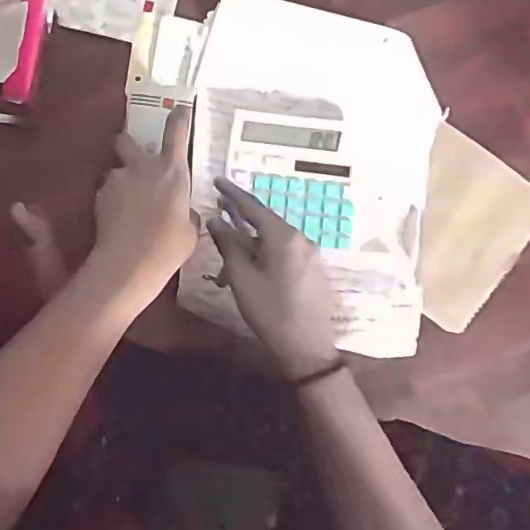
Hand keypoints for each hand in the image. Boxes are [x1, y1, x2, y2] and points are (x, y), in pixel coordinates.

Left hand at [84, 107, 198, 302]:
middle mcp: (142, 166)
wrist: (127, 264)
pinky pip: (108, 191)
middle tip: (135, 162)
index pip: (177, 131)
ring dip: (122, 182)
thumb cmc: (168, 247)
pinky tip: (119, 221)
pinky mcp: (99, 195)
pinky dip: (113, 201)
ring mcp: (117, 179)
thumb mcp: (190, 230)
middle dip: (128, 145)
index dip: (180, 117)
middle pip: (126, 140)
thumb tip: (184, 210)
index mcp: (171, 171)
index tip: (181, 109)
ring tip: (128, 209)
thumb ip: (187, 212)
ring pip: (117, 171)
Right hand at [209, 178, 340, 380]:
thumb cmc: (270, 311)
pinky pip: (283, 254)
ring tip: (228, 263)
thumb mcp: (242, 277)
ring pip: (272, 241)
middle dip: (240, 221)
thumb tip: (217, 220)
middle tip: (220, 214)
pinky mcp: (312, 271)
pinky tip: (250, 272)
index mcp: (283, 236)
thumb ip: (228, 244)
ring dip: (250, 246)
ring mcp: (309, 256)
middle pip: (264, 222)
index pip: (253, 206)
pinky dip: (264, 256)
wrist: (307, 348)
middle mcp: (300, 239)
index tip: (218, 180)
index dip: (233, 193)